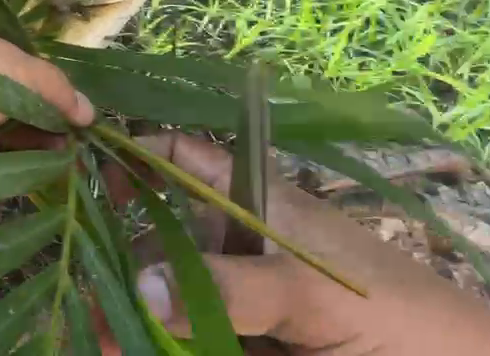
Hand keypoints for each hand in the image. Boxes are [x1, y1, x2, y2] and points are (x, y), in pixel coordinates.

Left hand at [0, 8, 95, 140]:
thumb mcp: (16, 67)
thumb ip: (53, 86)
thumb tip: (89, 112)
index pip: (7, 50)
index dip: (39, 75)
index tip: (69, 101)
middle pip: (4, 85)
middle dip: (41, 108)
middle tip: (77, 133)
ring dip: (32, 133)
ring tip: (70, 152)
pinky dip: (13, 149)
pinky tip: (43, 161)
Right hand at [124, 134, 489, 355]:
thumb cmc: (405, 323)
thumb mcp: (318, 293)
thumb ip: (229, 288)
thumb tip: (139, 288)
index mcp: (252, 207)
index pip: (181, 157)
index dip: (135, 152)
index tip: (88, 170)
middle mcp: (235, 249)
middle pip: (159, 236)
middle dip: (117, 259)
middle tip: (84, 290)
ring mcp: (240, 305)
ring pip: (168, 299)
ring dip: (130, 317)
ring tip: (97, 339)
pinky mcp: (245, 349)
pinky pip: (190, 343)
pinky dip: (157, 347)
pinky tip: (126, 349)